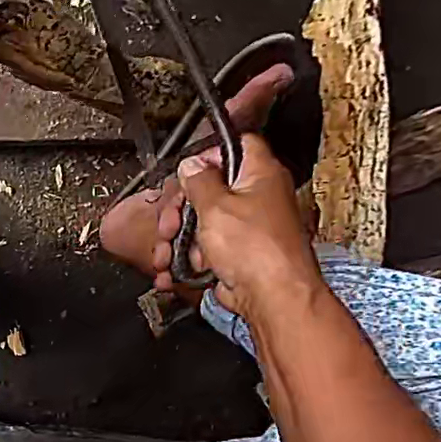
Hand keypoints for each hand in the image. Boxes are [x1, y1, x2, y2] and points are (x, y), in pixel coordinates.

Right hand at [159, 132, 324, 322]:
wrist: (271, 295)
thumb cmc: (258, 251)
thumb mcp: (216, 206)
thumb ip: (199, 181)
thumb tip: (191, 165)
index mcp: (260, 175)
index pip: (238, 145)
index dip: (209, 154)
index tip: (188, 172)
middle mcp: (256, 198)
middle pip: (208, 188)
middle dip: (180, 207)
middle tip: (171, 221)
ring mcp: (245, 227)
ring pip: (200, 221)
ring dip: (178, 237)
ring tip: (169, 251)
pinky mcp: (234, 252)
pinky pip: (203, 247)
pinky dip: (188, 256)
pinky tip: (178, 266)